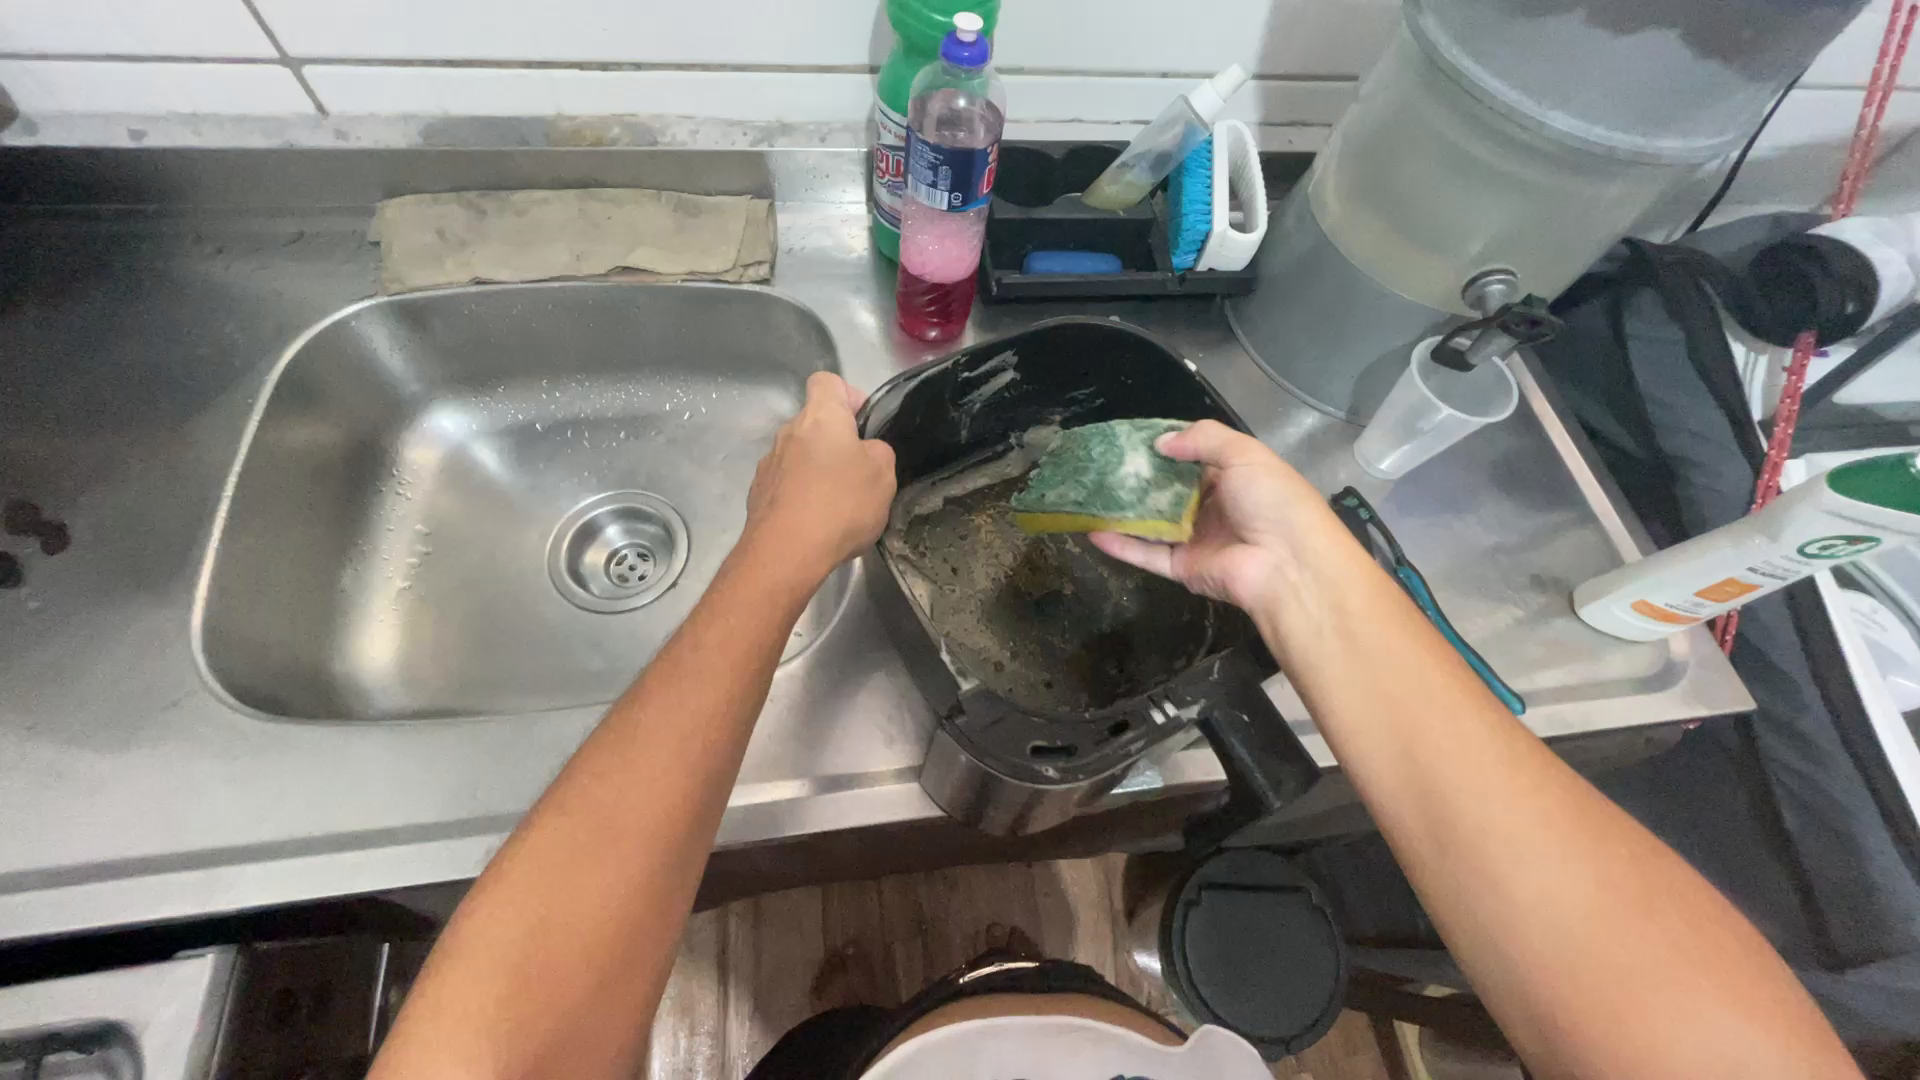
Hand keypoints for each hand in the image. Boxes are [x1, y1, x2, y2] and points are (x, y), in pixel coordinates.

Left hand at [741, 372, 896, 581]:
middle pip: (815, 423)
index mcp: (821, 417)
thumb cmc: (841, 504)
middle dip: (837, 443)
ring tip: (838, 506)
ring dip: (818, 471)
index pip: (827, 381)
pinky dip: (801, 496)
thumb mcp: (884, 475)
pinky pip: (787, 484)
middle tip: (860, 474)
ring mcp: (769, 463)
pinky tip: (815, 523)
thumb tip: (865, 452)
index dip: (849, 395)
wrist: (786, 552)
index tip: (864, 424)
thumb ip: (878, 452)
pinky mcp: (758, 494)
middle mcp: (788, 432)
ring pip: (800, 456)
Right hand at [1089, 420, 1323, 616]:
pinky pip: (1146, 554)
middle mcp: (1213, 507)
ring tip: (1088, 496)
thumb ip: (1203, 440)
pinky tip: (1092, 530)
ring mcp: (1195, 539)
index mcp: (1233, 478)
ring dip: (1122, 512)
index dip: (1164, 449)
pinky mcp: (1181, 568)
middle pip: (1167, 492)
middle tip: (1100, 467)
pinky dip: (1121, 544)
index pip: (1192, 459)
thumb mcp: (1245, 454)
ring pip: (1151, 523)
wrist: (1288, 564)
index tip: (1129, 441)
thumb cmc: (1272, 500)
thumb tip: (1160, 443)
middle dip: (1136, 480)